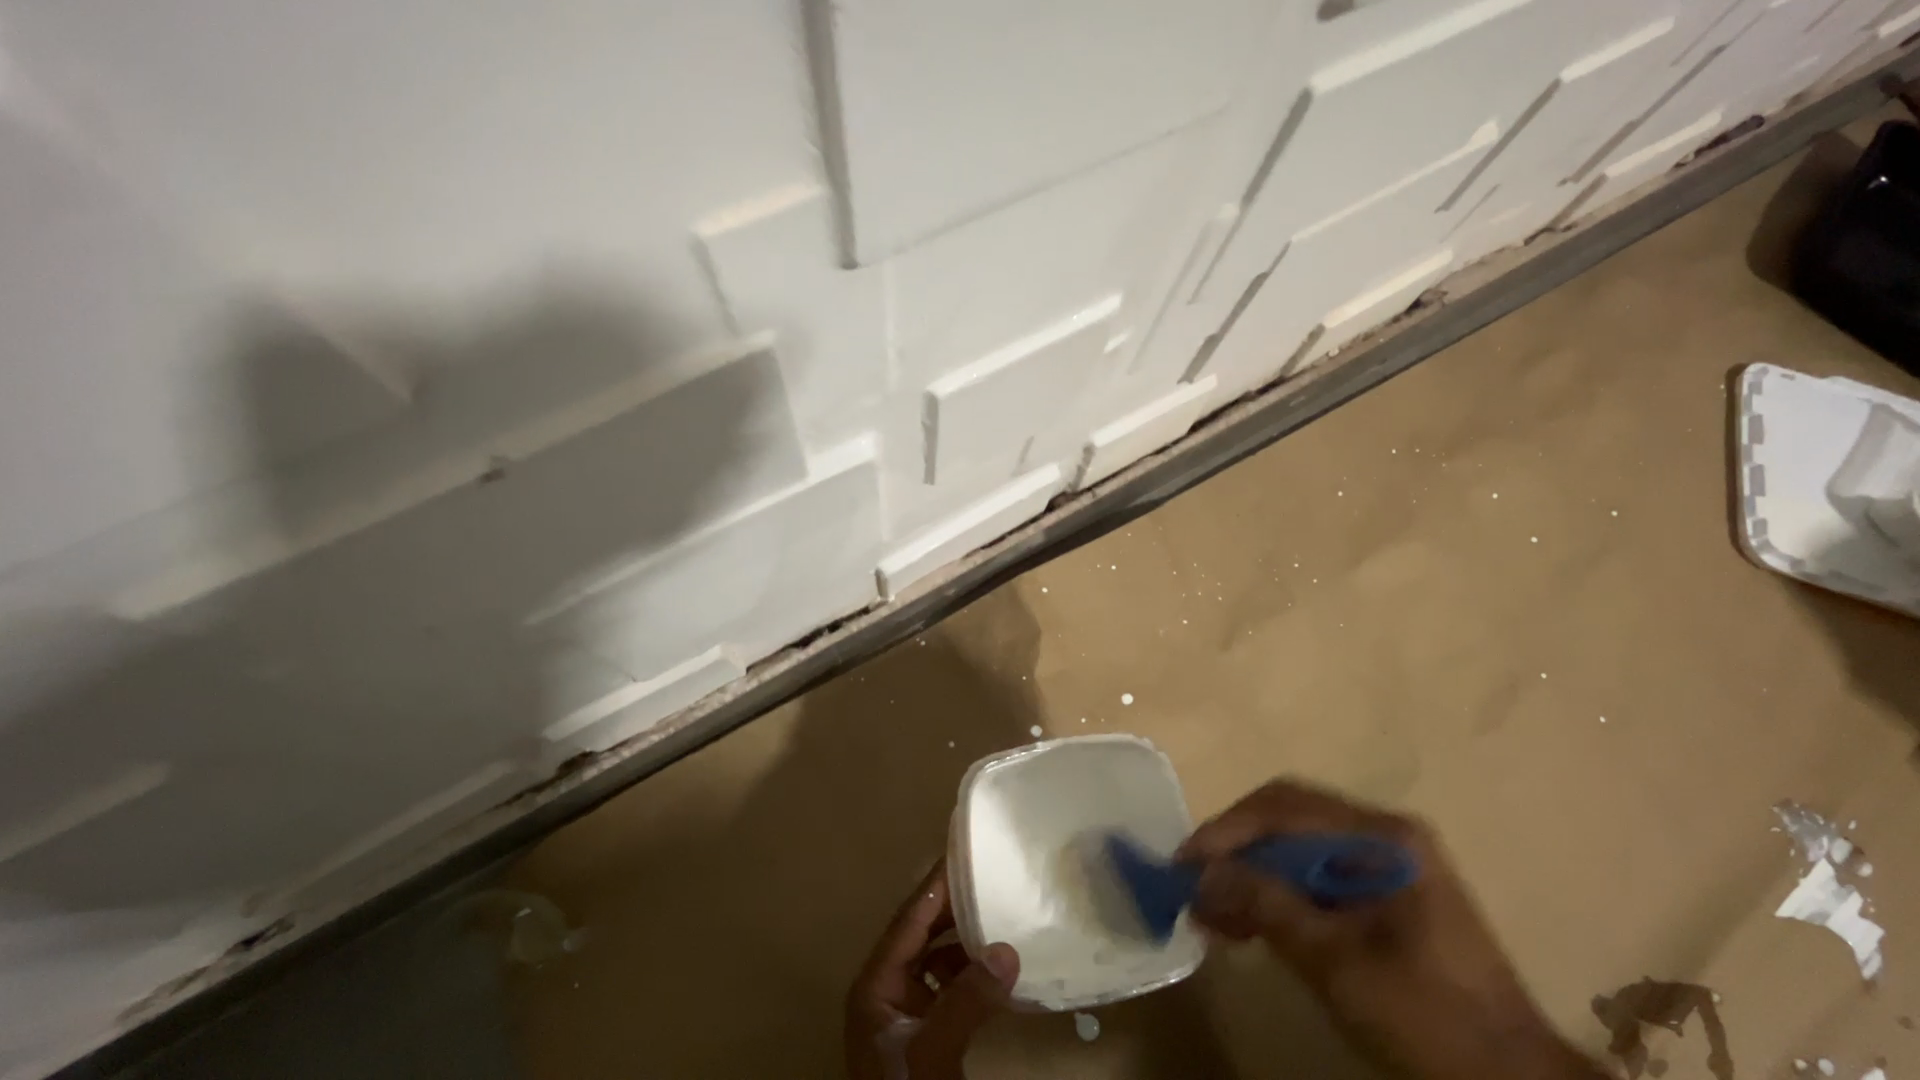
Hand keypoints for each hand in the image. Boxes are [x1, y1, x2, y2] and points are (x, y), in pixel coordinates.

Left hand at [845, 860, 1019, 1079]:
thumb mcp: (933, 1049)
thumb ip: (967, 999)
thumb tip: (1007, 950)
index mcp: (875, 983)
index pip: (909, 921)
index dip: (936, 887)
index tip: (964, 854)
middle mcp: (886, 989)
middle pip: (922, 935)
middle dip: (956, 910)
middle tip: (995, 880)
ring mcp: (905, 1011)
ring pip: (938, 960)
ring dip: (968, 942)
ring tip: (1005, 918)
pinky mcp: (924, 1032)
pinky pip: (950, 988)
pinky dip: (974, 976)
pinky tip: (1002, 971)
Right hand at [1178, 779, 1605, 1079]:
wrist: (1511, 1077)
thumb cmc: (1425, 1014)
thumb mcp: (1335, 961)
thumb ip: (1266, 905)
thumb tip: (1201, 872)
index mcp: (1383, 837)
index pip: (1285, 807)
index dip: (1226, 831)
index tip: (1184, 866)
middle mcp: (1384, 835)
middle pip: (1289, 820)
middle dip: (1235, 852)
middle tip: (1192, 890)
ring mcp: (1388, 863)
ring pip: (1298, 849)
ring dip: (1251, 876)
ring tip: (1211, 915)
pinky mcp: (1386, 895)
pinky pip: (1317, 877)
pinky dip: (1277, 896)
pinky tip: (1248, 926)